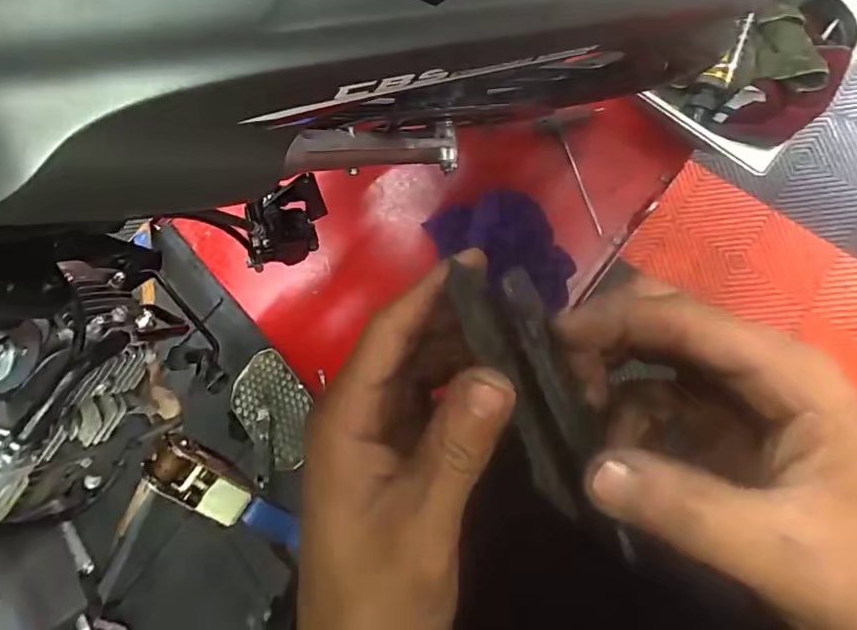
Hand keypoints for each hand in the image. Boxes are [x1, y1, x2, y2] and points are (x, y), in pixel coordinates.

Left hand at [299, 252, 515, 629]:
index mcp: (346, 414)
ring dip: (457, 347)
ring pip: (416, 370)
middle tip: (506, 294)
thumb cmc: (378, 593)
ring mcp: (373, 431)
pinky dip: (457, 384)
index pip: (387, 334)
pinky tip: (492, 377)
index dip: (427, 293)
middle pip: (403, 345)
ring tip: (509, 328)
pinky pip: (426, 400)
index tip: (471, 262)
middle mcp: (356, 410)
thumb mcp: (422, 522)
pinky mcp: (391, 451)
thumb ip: (457, 448)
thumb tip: (498, 373)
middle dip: (449, 315)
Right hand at [557, 279, 856, 629]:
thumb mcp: (781, 551)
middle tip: (563, 366)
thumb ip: (686, 508)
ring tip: (582, 409)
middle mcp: (765, 364)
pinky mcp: (736, 423)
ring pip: (664, 352)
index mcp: (788, 371)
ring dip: (618, 370)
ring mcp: (751, 392)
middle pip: (672, 319)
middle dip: (613, 334)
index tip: (559, 335)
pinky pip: (668, 395)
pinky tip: (619, 448)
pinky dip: (634, 411)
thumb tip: (592, 470)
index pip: (686, 318)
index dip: (618, 318)